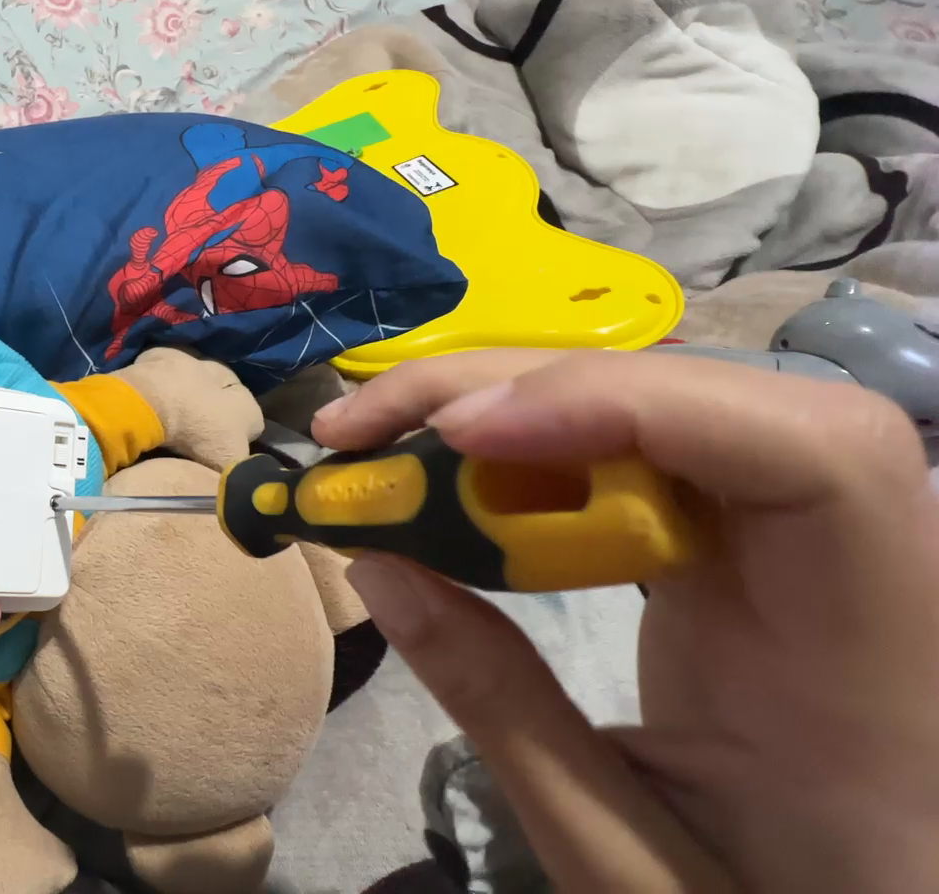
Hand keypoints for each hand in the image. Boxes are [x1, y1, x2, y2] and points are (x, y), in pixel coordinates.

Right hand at [314, 350, 938, 892]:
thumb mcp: (622, 856)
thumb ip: (499, 706)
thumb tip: (374, 564)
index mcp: (872, 660)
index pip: (807, 454)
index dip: (630, 407)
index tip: (457, 435)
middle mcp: (851, 565)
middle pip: (697, 393)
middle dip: (509, 385)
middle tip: (358, 425)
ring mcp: (787, 541)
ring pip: (646, 400)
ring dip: (496, 397)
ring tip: (373, 434)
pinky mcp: (727, 540)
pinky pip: (622, 445)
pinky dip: (517, 435)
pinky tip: (446, 461)